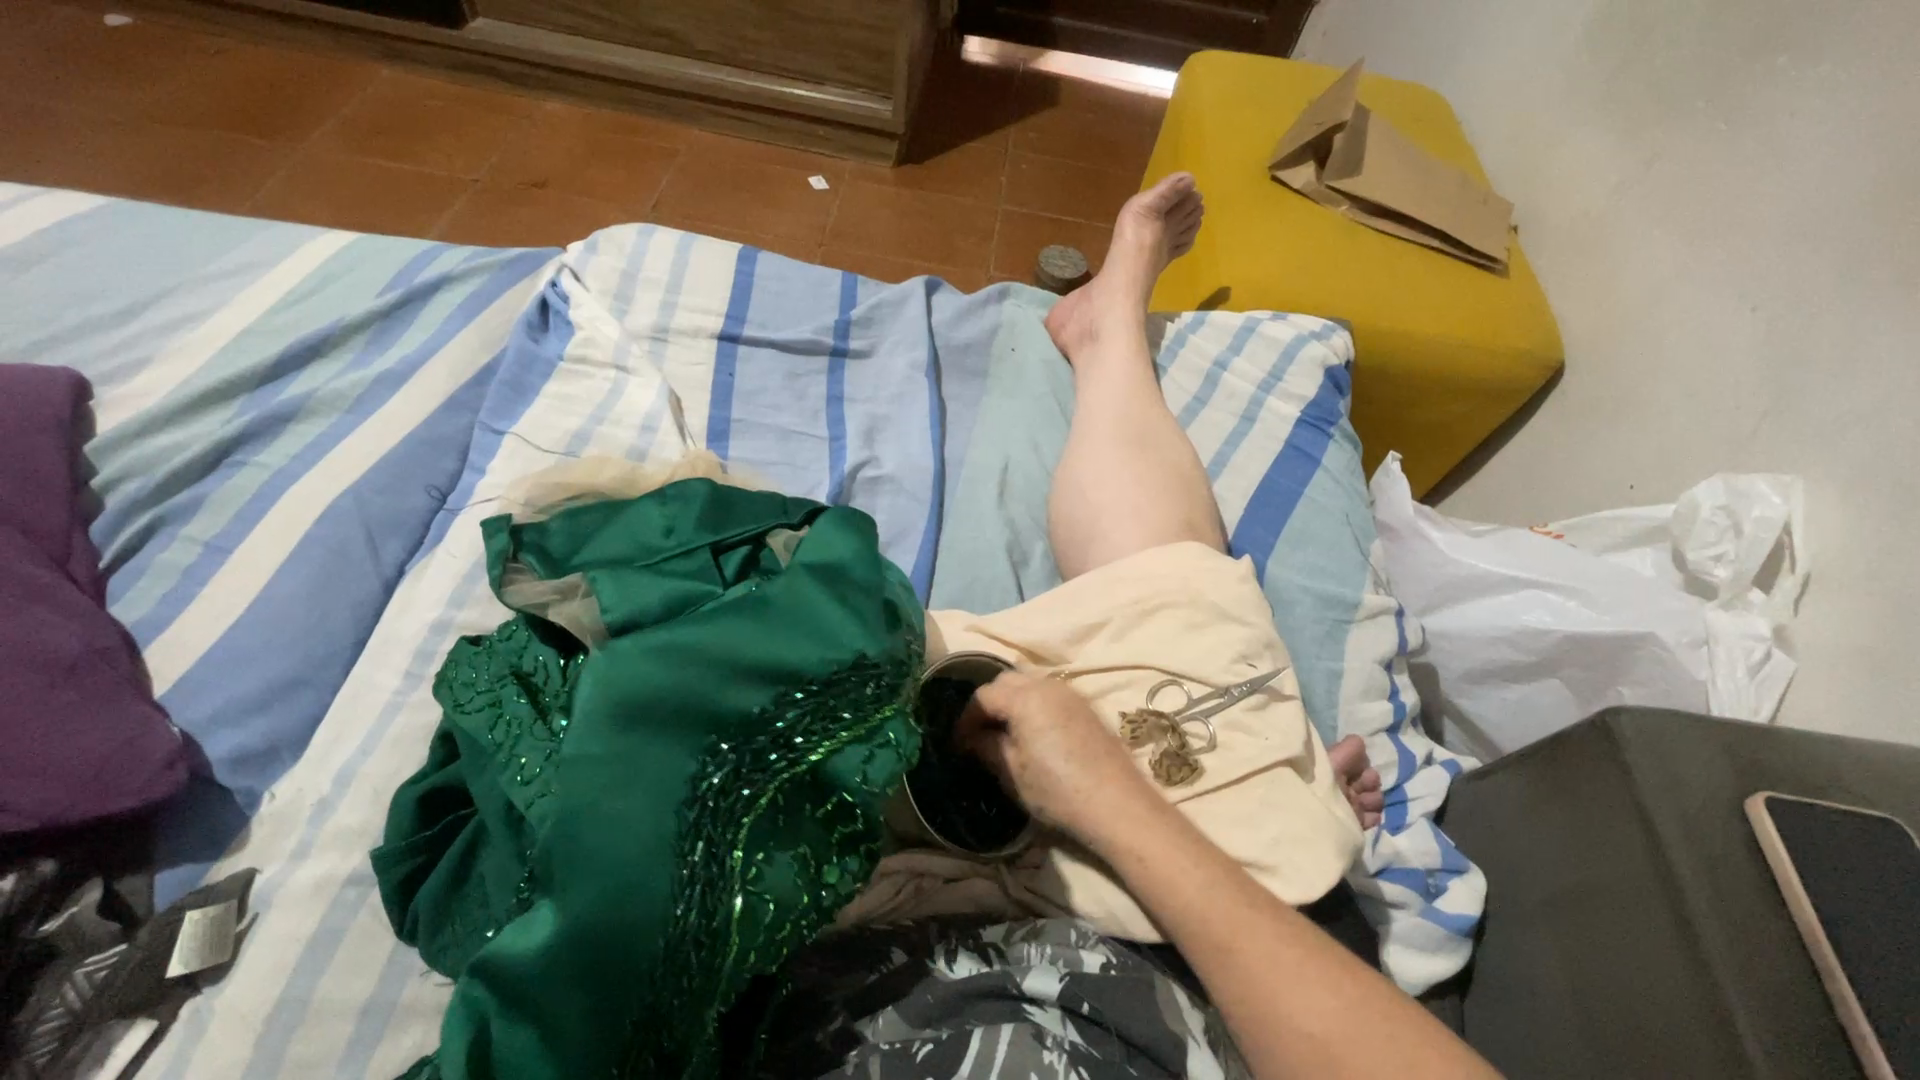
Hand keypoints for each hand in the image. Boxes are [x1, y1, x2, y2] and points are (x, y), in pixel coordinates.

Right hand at [954, 670, 1162, 847]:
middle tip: (981, 734)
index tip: (959, 743)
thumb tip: (972, 738)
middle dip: (989, 703)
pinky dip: (1035, 706)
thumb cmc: (1057, 790)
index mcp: (1024, 697)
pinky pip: (1051, 695)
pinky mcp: (1087, 707)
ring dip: (1013, 702)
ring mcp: (1071, 693)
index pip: (983, 695)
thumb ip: (986, 747)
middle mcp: (1048, 685)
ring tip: (1006, 734)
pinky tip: (1036, 735)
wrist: (1117, 804)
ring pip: (1031, 684)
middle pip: (1007, 681)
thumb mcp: (1012, 772)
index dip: (966, 718)